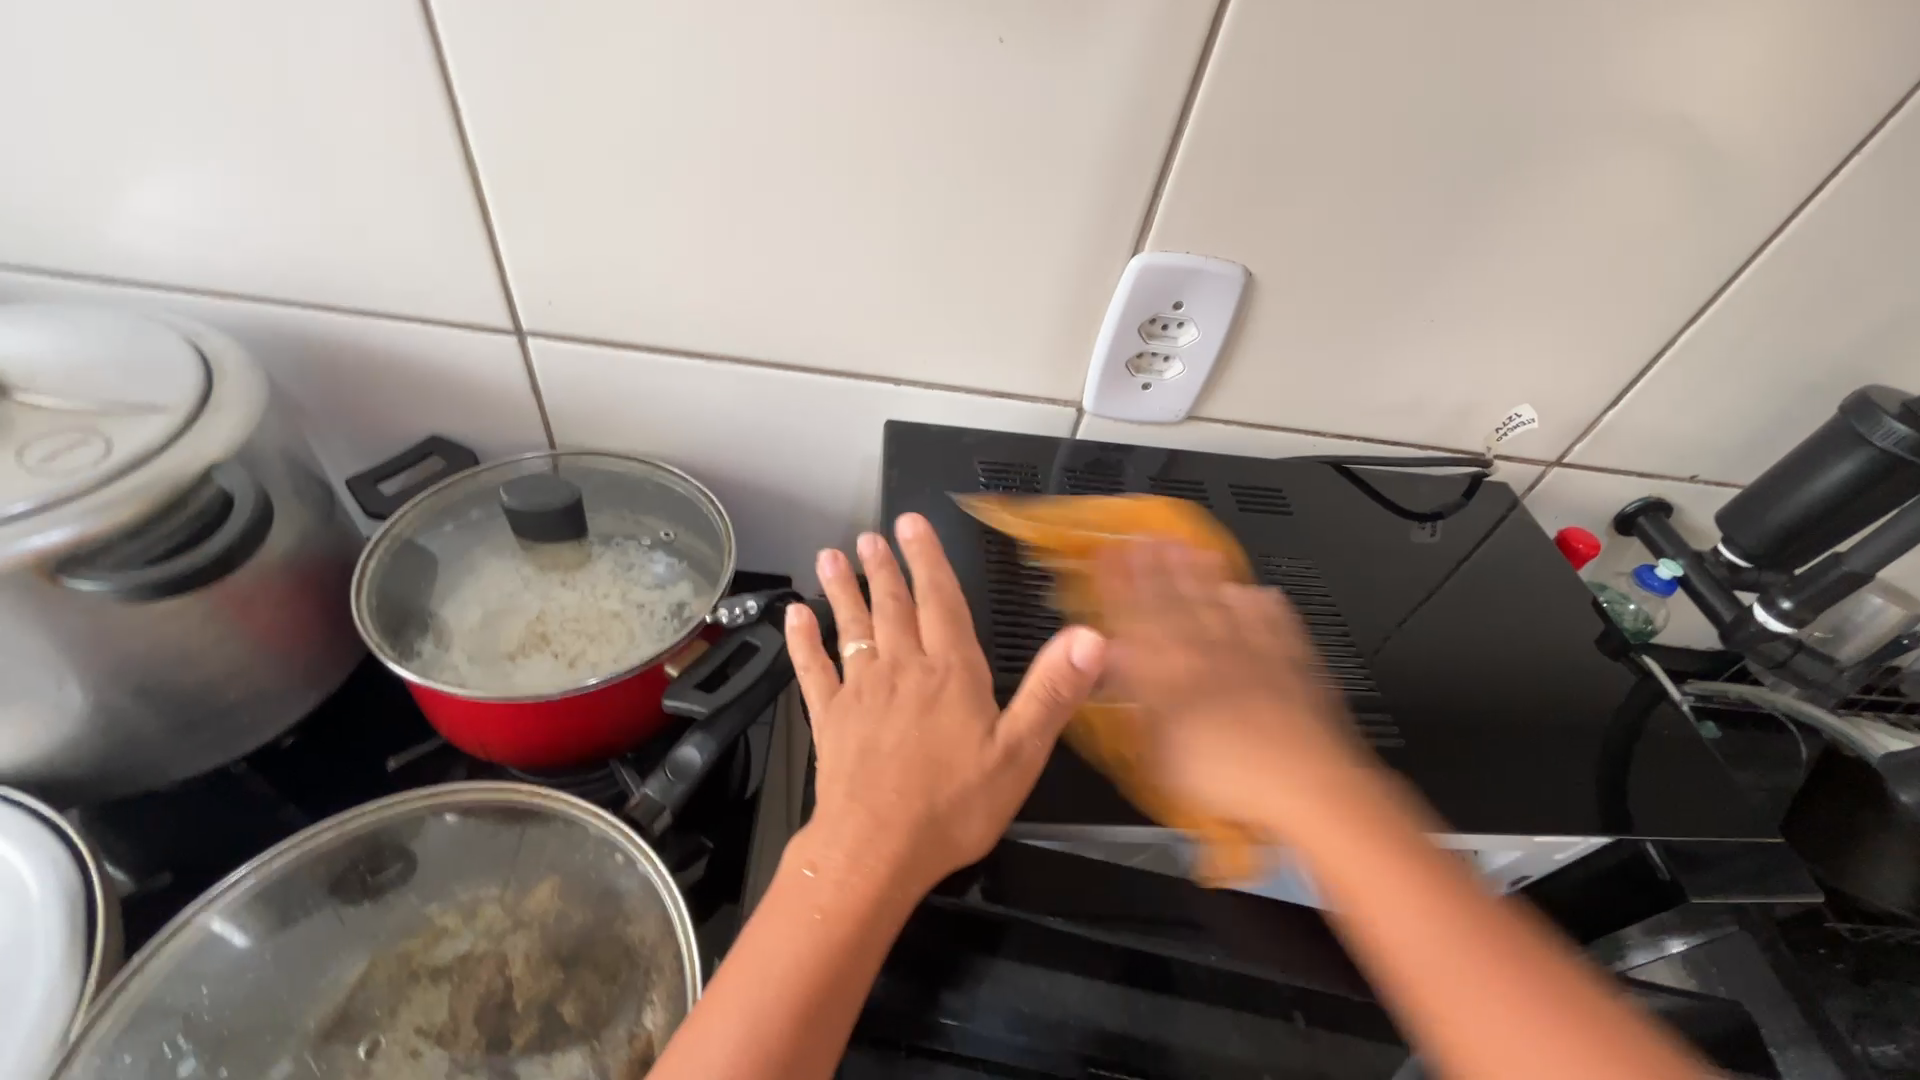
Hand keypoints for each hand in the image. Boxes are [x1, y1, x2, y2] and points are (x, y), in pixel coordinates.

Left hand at [784, 513, 1106, 894]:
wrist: (876, 850)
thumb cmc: (953, 806)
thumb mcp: (1020, 752)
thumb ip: (1052, 692)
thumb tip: (1091, 638)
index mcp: (951, 672)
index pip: (940, 601)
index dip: (928, 560)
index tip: (912, 524)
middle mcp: (903, 669)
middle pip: (893, 606)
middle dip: (885, 567)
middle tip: (872, 536)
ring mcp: (861, 691)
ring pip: (852, 627)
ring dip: (843, 590)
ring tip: (832, 555)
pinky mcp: (830, 718)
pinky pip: (813, 669)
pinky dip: (803, 641)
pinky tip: (794, 616)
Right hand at [1094, 541, 1379, 837]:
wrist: (1310, 787)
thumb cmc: (1229, 779)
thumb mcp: (1159, 751)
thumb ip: (1137, 705)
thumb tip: (1118, 675)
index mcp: (1174, 673)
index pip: (1138, 618)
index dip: (1119, 585)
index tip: (1107, 557)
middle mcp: (1212, 654)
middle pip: (1178, 601)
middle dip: (1157, 566)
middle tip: (1144, 536)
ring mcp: (1255, 656)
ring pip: (1222, 604)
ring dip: (1204, 575)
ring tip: (1192, 548)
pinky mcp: (1293, 667)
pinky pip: (1275, 624)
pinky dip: (1263, 606)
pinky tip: (1258, 592)